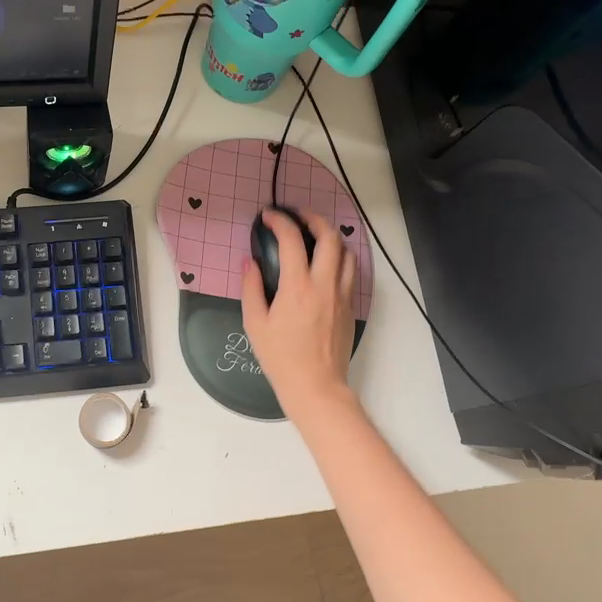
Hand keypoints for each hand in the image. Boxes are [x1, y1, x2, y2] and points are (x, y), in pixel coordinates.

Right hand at [241, 208, 358, 416]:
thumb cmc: (280, 357)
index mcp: (298, 286)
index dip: (280, 221)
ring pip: (346, 252)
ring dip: (330, 237)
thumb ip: (251, 287)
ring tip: (314, 237)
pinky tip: (325, 263)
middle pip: (330, 236)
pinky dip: (339, 258)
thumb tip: (250, 262)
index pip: (292, 239)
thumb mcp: (255, 323)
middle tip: (297, 216)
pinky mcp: (350, 306)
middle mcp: (324, 284)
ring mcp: (342, 294)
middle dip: (313, 218)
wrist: (316, 386)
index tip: (268, 217)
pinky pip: (349, 271)